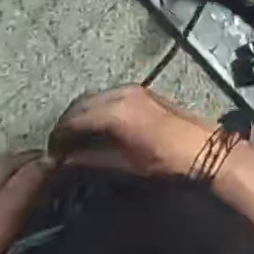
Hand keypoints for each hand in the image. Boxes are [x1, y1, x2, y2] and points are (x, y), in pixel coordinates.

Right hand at [48, 85, 212, 177]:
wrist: (201, 146)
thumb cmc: (165, 159)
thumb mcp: (126, 163)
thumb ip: (93, 159)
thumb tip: (66, 160)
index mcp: (116, 111)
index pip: (75, 118)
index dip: (60, 136)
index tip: (52, 152)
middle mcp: (122, 93)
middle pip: (82, 104)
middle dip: (68, 122)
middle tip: (60, 145)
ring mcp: (134, 90)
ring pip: (95, 97)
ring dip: (82, 114)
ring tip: (75, 137)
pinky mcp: (142, 91)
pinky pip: (110, 95)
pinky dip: (97, 108)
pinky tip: (96, 125)